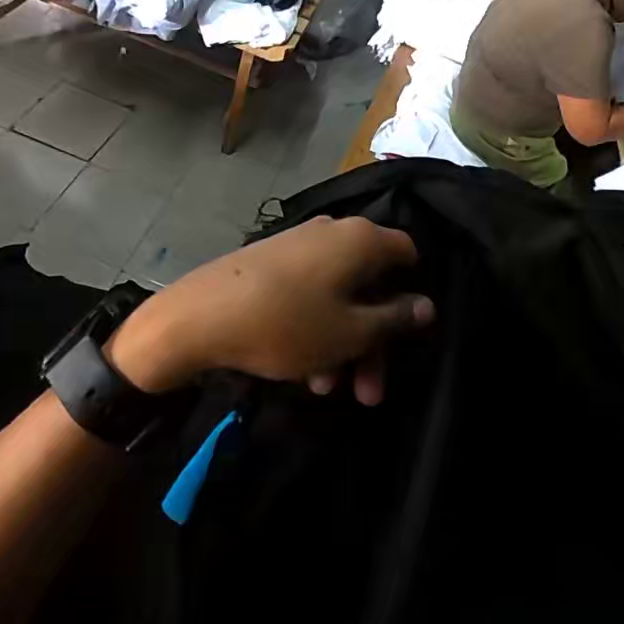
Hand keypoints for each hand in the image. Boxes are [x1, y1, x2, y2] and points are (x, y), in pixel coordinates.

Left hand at [107, 216, 434, 403]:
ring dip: (343, 343)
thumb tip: (426, 304)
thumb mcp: (351, 333)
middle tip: (369, 391)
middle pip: (372, 284)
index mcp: (361, 239)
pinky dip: (316, 328)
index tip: (404, 337)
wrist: (197, 317)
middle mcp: (334, 232)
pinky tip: (304, 369)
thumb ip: (395, 319)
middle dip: (374, 341)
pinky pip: (311, 293)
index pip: (409, 255)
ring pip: (340, 295)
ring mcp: (300, 244)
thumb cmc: (287, 324)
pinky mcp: (273, 262)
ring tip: (328, 388)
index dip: (412, 296)